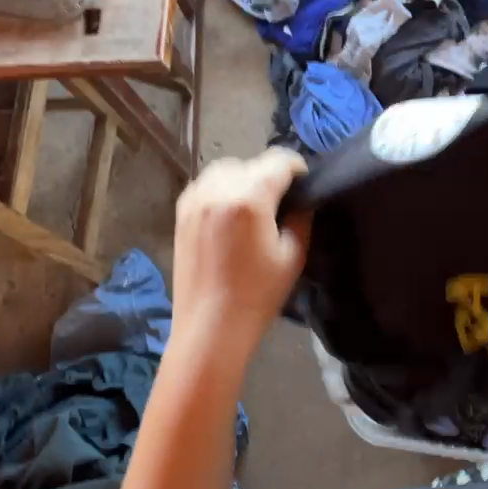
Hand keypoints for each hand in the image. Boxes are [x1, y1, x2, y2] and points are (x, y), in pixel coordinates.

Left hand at [170, 148, 310, 354]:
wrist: (210, 328)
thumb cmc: (258, 295)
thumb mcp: (293, 255)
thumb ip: (300, 217)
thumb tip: (301, 199)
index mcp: (249, 199)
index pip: (278, 161)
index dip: (297, 168)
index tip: (306, 184)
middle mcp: (217, 190)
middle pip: (250, 163)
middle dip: (269, 175)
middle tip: (282, 202)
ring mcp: (194, 201)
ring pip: (224, 170)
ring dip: (243, 178)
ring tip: (254, 205)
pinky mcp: (181, 214)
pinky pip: (205, 185)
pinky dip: (221, 189)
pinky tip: (231, 214)